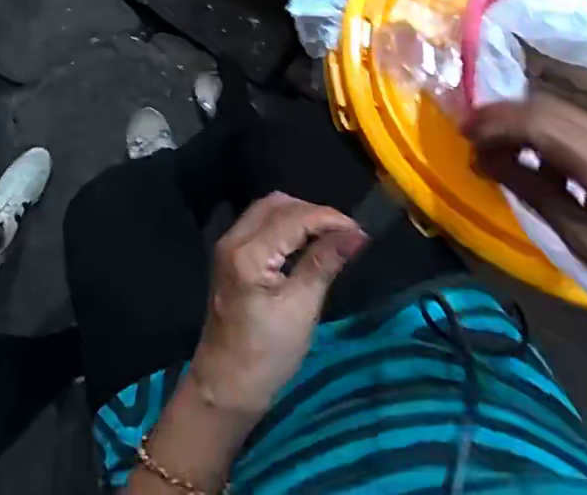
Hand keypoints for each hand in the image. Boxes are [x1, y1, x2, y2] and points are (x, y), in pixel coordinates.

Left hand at [189, 193, 366, 414]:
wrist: (226, 383)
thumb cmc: (267, 354)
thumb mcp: (301, 309)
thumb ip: (324, 263)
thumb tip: (354, 235)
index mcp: (248, 253)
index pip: (293, 217)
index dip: (329, 218)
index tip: (360, 231)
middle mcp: (232, 239)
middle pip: (276, 204)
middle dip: (313, 212)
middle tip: (345, 233)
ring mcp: (227, 245)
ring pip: (266, 210)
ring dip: (298, 215)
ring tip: (330, 236)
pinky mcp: (229, 254)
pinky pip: (259, 223)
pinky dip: (284, 224)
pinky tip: (306, 241)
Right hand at [467, 95, 586, 339]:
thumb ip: (539, 196)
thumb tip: (488, 160)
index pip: (540, 121)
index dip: (494, 121)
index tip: (461, 134)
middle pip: (551, 108)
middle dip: (504, 117)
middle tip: (472, 141)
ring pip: (568, 114)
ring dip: (527, 125)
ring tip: (498, 154)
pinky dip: (553, 137)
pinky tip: (542, 166)